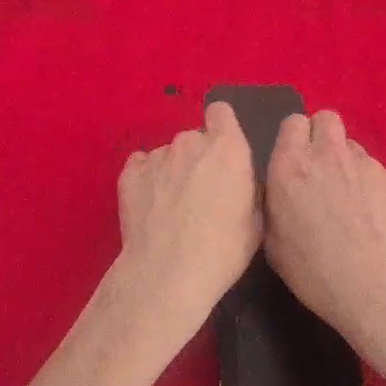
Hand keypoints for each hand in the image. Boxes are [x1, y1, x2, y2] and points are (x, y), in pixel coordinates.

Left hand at [115, 101, 262, 324]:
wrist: (167, 273)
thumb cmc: (223, 250)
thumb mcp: (256, 222)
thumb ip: (248, 189)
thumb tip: (239, 182)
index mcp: (226, 148)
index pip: (221, 112)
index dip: (222, 127)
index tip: (223, 150)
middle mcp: (190, 142)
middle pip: (195, 139)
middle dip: (199, 159)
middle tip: (201, 194)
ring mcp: (156, 156)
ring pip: (168, 155)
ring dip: (172, 172)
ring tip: (172, 207)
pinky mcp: (129, 173)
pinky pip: (141, 167)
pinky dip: (146, 180)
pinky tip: (150, 207)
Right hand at [262, 110, 385, 343]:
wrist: (377, 291)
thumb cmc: (314, 272)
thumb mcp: (272, 241)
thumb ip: (273, 203)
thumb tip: (280, 192)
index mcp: (290, 165)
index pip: (292, 122)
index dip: (293, 138)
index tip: (293, 161)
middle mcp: (327, 154)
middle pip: (326, 118)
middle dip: (321, 136)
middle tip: (319, 168)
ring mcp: (365, 164)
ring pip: (352, 146)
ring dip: (346, 163)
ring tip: (349, 199)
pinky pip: (377, 172)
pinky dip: (372, 186)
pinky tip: (374, 218)